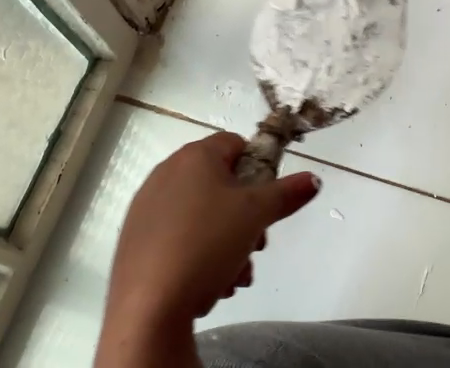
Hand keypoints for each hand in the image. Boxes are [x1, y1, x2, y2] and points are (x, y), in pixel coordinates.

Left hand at [104, 133, 320, 329]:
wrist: (148, 306)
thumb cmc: (207, 243)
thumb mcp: (256, 214)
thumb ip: (287, 193)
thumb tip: (313, 179)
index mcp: (195, 156)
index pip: (236, 144)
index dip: (257, 168)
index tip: (266, 201)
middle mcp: (166, 173)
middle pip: (220, 185)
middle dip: (245, 217)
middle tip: (256, 246)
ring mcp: (147, 207)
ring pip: (202, 216)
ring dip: (226, 243)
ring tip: (234, 277)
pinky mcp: (135, 241)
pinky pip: (178, 237)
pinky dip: (197, 255)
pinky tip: (207, 285)